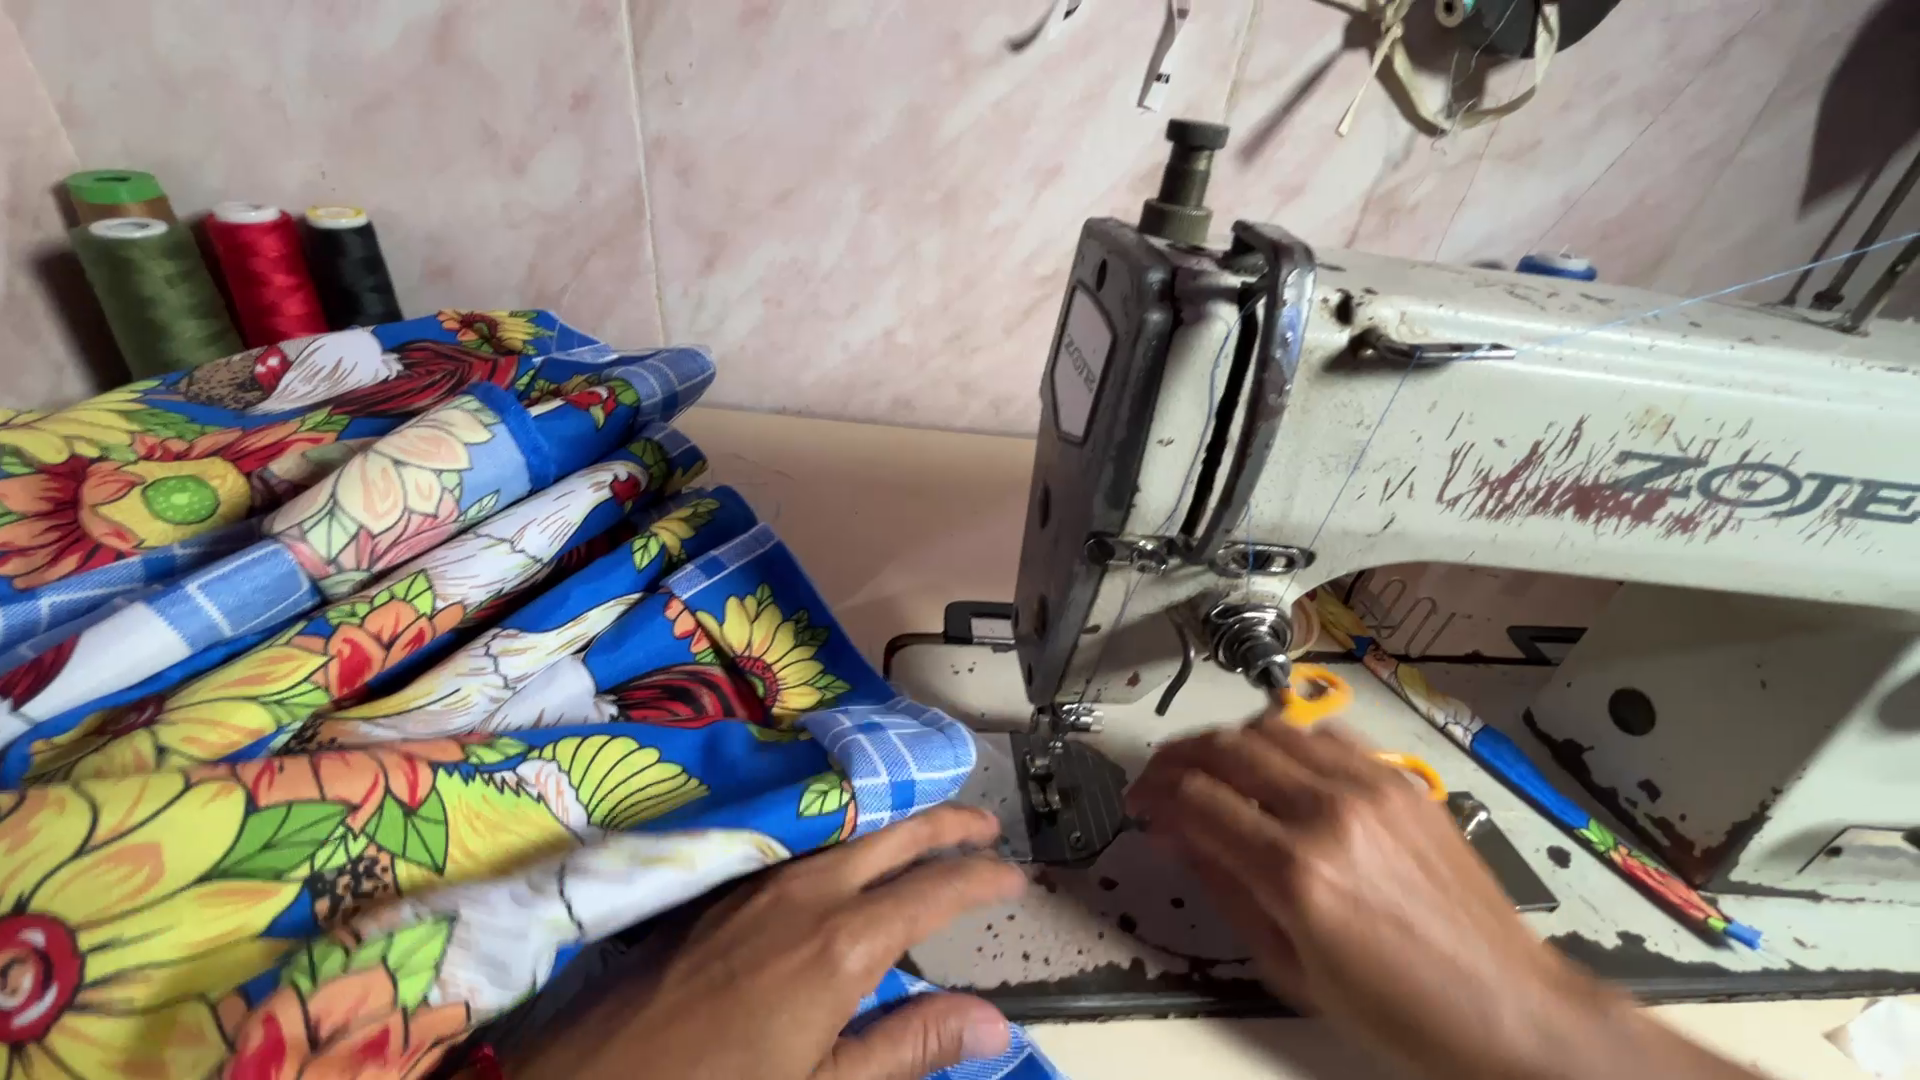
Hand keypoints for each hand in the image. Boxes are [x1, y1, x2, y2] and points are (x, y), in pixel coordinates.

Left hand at [522, 804, 1026, 1079]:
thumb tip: (996, 1023)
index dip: (982, 877)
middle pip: (898, 837)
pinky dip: (856, 844)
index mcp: (844, 944)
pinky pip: (815, 848)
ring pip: (855, 835)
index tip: (1017, 875)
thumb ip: (912, 1046)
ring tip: (935, 836)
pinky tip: (857, 861)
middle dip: (949, 825)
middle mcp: (812, 891)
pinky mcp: (734, 886)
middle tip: (989, 826)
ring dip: (902, 830)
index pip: (935, 891)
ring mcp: (768, 881)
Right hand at [1126, 707, 1757, 1079]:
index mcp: (1295, 872)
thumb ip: (1221, 885)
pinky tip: (1272, 763)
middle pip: (1224, 749)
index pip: (1196, 799)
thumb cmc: (1393, 1011)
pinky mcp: (1400, 780)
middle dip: (1176, 758)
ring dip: (1224, 741)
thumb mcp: (1286, 965)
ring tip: (1208, 766)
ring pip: (1269, 727)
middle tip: (1159, 778)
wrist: (1512, 1011)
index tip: (1137, 802)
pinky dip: (1281, 739)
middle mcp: (1328, 813)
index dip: (1153, 793)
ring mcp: (1370, 787)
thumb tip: (1171, 831)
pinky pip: (1322, 734)